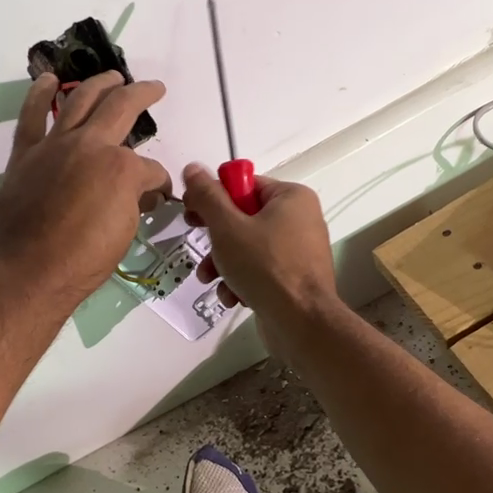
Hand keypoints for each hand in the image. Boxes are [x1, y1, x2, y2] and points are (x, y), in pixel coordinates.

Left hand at [0, 71, 171, 304]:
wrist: (31, 271)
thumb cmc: (84, 260)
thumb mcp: (124, 232)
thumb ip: (132, 203)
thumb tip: (137, 195)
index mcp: (121, 168)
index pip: (150, 169)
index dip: (159, 182)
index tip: (158, 195)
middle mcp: (90, 145)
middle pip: (121, 108)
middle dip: (142, 95)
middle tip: (154, 89)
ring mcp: (55, 145)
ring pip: (80, 100)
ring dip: (99, 84)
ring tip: (112, 76)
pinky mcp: (26, 154)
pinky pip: (32, 116)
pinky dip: (40, 94)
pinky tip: (48, 81)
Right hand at [181, 163, 340, 356]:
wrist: (301, 323)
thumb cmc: (265, 267)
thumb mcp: (227, 228)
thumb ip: (207, 197)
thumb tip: (193, 168)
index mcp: (291, 197)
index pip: (244, 185)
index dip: (214, 198)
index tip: (191, 214)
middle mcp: (300, 219)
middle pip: (244, 218)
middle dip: (216, 238)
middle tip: (197, 244)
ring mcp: (299, 252)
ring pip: (248, 248)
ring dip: (223, 264)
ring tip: (209, 279)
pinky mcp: (294, 280)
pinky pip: (260, 271)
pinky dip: (241, 281)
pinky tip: (232, 297)